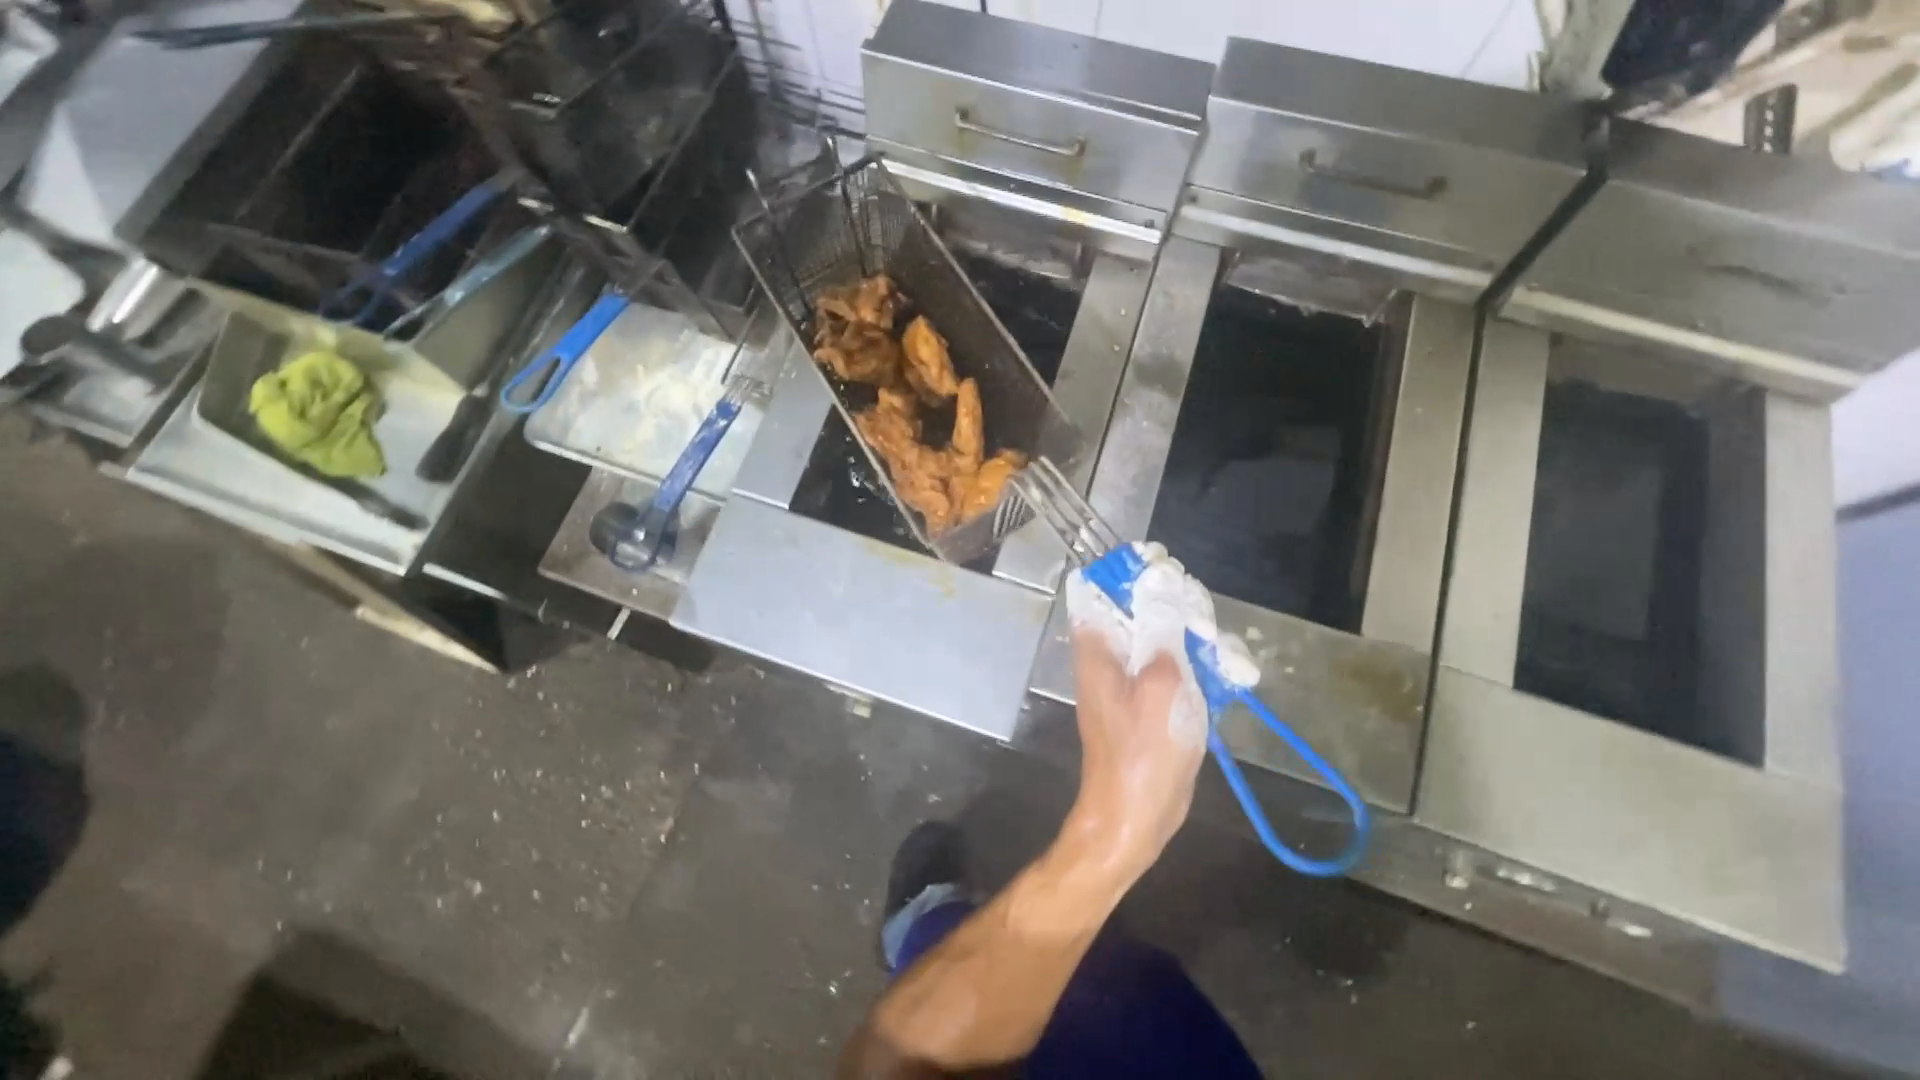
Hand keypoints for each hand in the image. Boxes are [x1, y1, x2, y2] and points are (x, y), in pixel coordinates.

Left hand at [1060, 545, 1243, 881]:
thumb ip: (1164, 635)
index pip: (1099, 593)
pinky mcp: (1151, 705)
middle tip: (1203, 618)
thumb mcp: (1161, 687)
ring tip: (1219, 648)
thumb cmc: (1144, 753)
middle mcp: (1109, 662)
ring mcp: (1130, 684)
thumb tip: (1164, 590)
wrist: (1136, 816)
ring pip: (1158, 641)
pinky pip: (1170, 670)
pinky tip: (1226, 670)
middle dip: (1171, 606)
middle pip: (1134, 613)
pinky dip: (1195, 665)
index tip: (1165, 570)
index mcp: (1098, 652)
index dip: (1128, 575)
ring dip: (1189, 637)